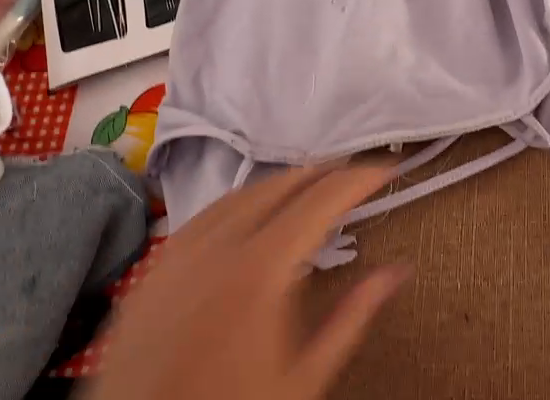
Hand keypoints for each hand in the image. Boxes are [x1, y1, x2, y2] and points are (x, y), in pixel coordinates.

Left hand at [88, 165, 407, 399]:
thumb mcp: (304, 379)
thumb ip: (352, 317)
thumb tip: (397, 270)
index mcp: (262, 268)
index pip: (321, 200)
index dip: (358, 178)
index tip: (386, 170)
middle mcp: (218, 246)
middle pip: (279, 185)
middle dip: (322, 173)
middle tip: (353, 174)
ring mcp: (178, 255)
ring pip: (238, 195)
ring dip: (280, 184)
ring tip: (309, 186)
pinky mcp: (151, 273)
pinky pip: (201, 217)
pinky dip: (237, 203)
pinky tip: (247, 215)